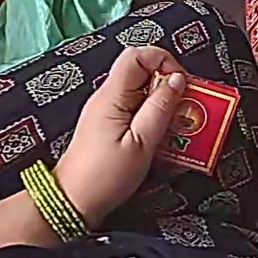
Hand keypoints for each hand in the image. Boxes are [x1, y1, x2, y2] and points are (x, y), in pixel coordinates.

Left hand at [55, 46, 187, 225]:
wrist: (72, 202)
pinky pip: (135, 107)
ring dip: (163, 102)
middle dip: (168, 84)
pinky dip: (152, 115)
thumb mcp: (142, 143)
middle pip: (141, 70)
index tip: (181, 84)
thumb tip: (177, 79)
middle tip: (185, 106)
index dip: (164, 61)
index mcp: (113, 95)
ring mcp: (106, 109)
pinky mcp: (108, 124)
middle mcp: (107, 96)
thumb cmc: (105, 176)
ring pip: (141, 90)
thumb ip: (161, 107)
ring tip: (176, 125)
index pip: (138, 55)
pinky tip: (161, 136)